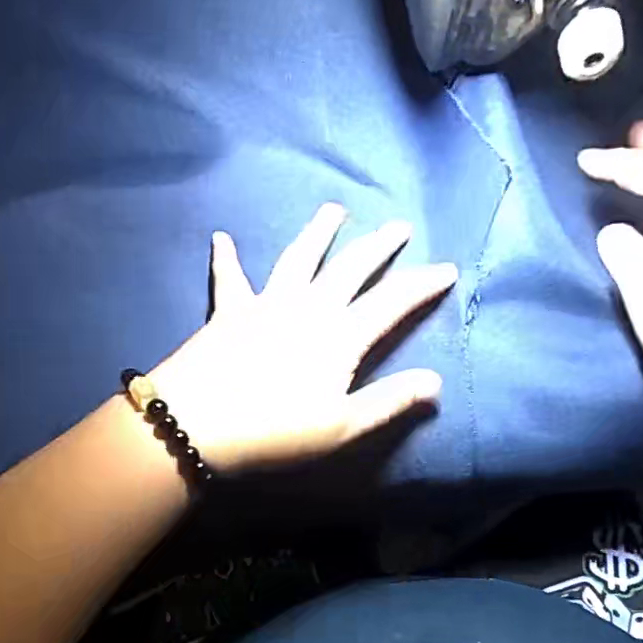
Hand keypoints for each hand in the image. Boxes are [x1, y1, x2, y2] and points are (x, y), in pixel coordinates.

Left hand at [146, 204, 457, 474]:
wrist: (195, 425)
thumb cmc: (276, 431)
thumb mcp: (342, 426)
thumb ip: (390, 401)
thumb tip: (436, 383)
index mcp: (340, 335)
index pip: (392, 301)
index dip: (423, 284)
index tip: (448, 268)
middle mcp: (308, 307)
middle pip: (351, 267)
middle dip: (379, 245)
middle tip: (399, 226)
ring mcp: (266, 303)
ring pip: (300, 258)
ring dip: (319, 232)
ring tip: (335, 210)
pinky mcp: (229, 311)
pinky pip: (230, 279)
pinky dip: (227, 258)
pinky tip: (221, 238)